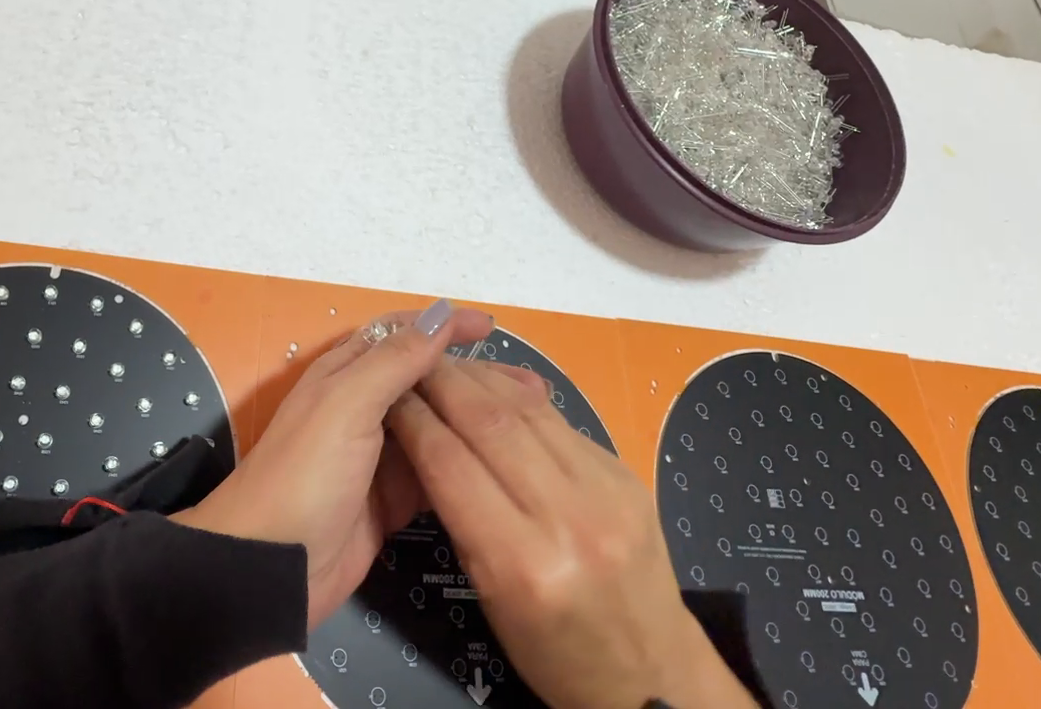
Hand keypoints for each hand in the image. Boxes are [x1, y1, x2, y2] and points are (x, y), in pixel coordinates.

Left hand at [172, 301, 505, 628]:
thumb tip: (440, 317)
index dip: (442, 325)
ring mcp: (378, 456)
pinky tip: (503, 466)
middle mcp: (363, 407)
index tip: (489, 328)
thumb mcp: (347, 404)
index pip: (400, 334)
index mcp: (346, 373)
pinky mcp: (391, 500)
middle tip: (529, 385)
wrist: (272, 566)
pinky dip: (466, 464)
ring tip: (528, 421)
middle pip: (424, 380)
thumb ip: (394, 361)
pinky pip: (436, 472)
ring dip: (474, 420)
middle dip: (471, 375)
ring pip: (435, 426)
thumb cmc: (306, 473)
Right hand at [388, 362, 758, 708]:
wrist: (652, 676)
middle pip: (488, 422)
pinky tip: (492, 386)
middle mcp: (567, 517)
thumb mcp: (486, 592)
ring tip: (446, 365)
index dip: (412, 418)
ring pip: (526, 408)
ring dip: (478, 377)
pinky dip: (516, 396)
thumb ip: (456, 510)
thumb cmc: (552, 651)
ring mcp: (606, 488)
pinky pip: (558, 420)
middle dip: (442, 382)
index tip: (388, 394)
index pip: (449, 461)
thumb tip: (424, 435)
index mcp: (522, 562)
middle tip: (412, 363)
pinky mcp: (626, 472)